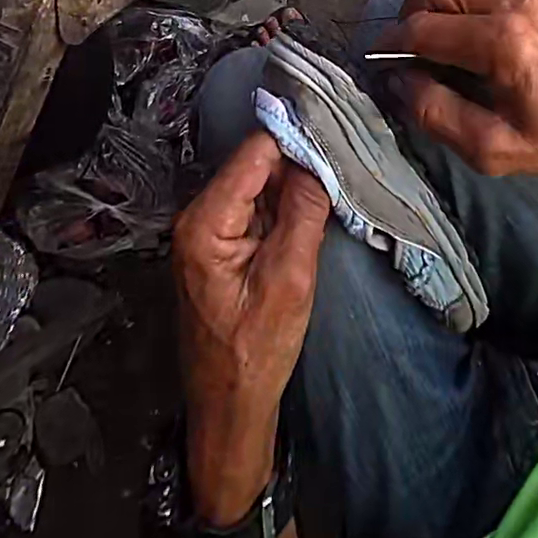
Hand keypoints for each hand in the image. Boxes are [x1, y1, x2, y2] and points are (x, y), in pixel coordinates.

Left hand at [173, 133, 329, 525]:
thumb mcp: (290, 280)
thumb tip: (317, 160)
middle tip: (339, 170)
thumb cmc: (256, 352)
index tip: (333, 134)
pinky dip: (282, 206)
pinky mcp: (219, 241)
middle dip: (296, 165)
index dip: (293, 140)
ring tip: (329, 192)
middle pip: (254, 166)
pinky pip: (255, 206)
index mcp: (205, 222)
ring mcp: (206, 229)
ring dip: (292, 186)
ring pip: (258, 184)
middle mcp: (197, 216)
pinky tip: (308, 215)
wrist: (229, 403)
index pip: (253, 155)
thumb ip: (303, 213)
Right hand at [376, 0, 537, 209]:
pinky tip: (486, 48)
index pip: (422, 28)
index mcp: (503, 41)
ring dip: (442, 11)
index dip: (391, 44)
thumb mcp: (491, 149)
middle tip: (406, 45)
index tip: (380, 59)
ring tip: (444, 50)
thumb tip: (399, 81)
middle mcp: (519, 3)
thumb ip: (433, 112)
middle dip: (408, 10)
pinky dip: (475, 13)